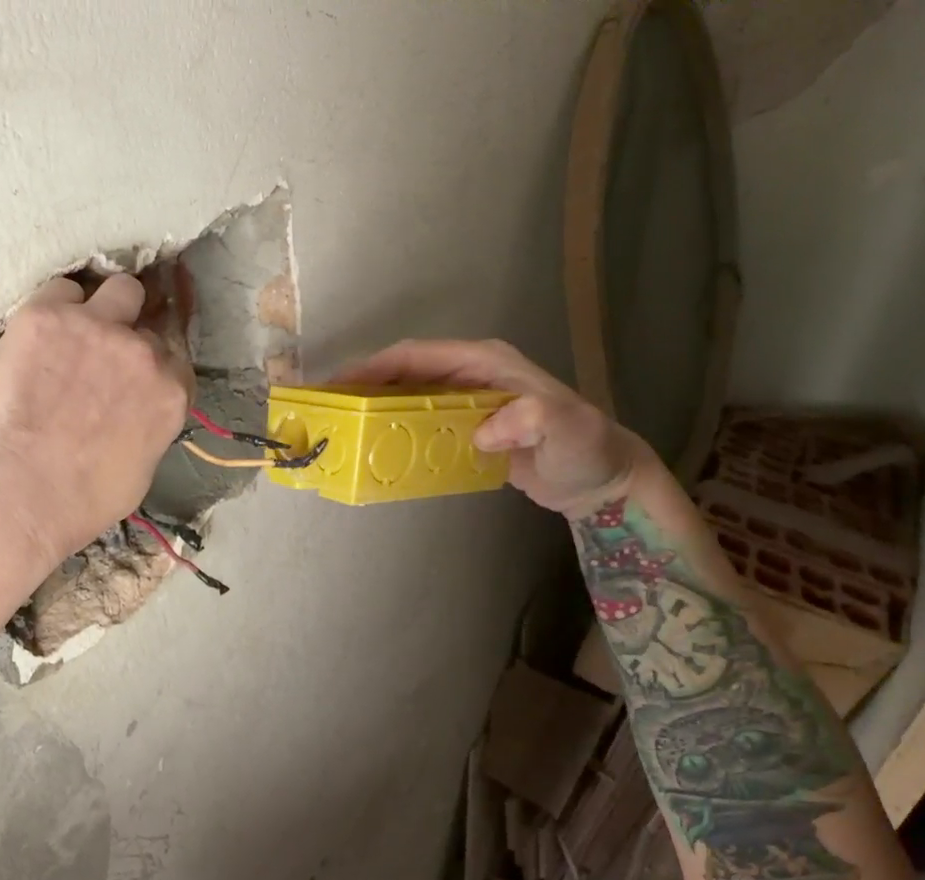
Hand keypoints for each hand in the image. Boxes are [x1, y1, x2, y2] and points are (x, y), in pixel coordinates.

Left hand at [0, 274, 193, 563]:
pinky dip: (52, 310)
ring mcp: (95, 327)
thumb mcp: (136, 474)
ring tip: (71, 332)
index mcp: (170, 394)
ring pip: (117, 288)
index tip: (129, 373)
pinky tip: (34, 337)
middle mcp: (142, 351)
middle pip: (145, 321)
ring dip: (101, 306)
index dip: (150, 364)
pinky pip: (58, 291)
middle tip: (95, 356)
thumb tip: (134, 416)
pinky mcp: (44, 315)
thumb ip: (146, 429)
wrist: (13, 492)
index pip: (173, 358)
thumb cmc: (76, 504)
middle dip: (126, 335)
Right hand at [333, 339, 648, 513]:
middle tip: (325, 411)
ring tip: (337, 430)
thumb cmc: (585, 449)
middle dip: (361, 388)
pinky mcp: (460, 427)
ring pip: (404, 396)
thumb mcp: (568, 430)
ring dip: (370, 410)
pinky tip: (370, 450)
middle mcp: (468, 375)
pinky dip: (390, 431)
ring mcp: (463, 401)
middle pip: (402, 373)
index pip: (418, 355)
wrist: (599, 479)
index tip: (337, 386)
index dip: (373, 368)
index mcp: (485, 362)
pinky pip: (415, 422)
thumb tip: (485, 428)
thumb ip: (535, 419)